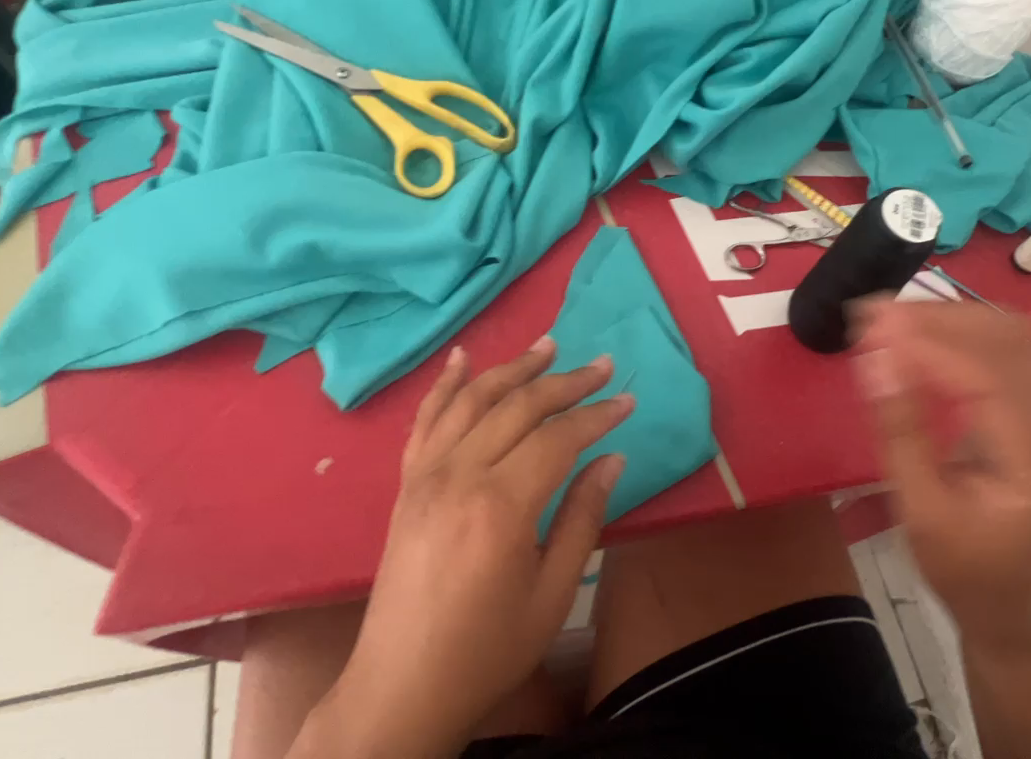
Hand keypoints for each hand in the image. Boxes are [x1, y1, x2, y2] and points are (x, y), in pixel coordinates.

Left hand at [300, 339, 630, 758]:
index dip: (596, 414)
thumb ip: (583, 518)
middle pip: (518, 407)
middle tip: (603, 364)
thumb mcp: (552, 593)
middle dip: (566, 382)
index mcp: (501, 505)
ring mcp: (426, 475)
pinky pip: (426, 420)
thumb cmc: (487, 649)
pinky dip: (446, 385)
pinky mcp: (406, 484)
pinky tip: (462, 359)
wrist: (403, 684)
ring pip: (473, 401)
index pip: (558, 437)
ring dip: (513, 369)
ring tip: (547, 347)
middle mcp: (460, 475)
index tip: (627, 399)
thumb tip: (612, 459)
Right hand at [852, 300, 1030, 650]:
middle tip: (872, 314)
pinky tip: (922, 338)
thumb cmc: (965, 571)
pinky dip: (963, 334)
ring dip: (951, 318)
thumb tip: (875, 359)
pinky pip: (1010, 352)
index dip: (928, 340)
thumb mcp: (921, 514)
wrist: (1015, 606)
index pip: (987, 375)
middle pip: (1008, 340)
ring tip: (891, 320)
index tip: (870, 321)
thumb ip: (902, 433)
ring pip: (1013, 336)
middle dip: (938, 317)